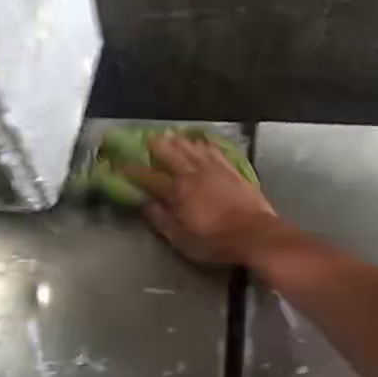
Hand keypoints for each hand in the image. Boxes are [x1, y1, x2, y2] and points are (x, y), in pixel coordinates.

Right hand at [128, 135, 284, 264]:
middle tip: (147, 138)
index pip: (150, 178)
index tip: (122, 165)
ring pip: (193, 149)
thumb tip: (144, 204)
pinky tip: (203, 141)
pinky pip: (216, 151)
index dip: (134, 171)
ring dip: (180, 141)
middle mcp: (194, 174)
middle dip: (157, 145)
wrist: (255, 235)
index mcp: (178, 191)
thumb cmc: (214, 242)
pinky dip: (206, 144)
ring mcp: (215, 170)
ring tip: (172, 134)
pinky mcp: (233, 171)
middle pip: (172, 154)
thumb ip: (161, 219)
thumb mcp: (181, 239)